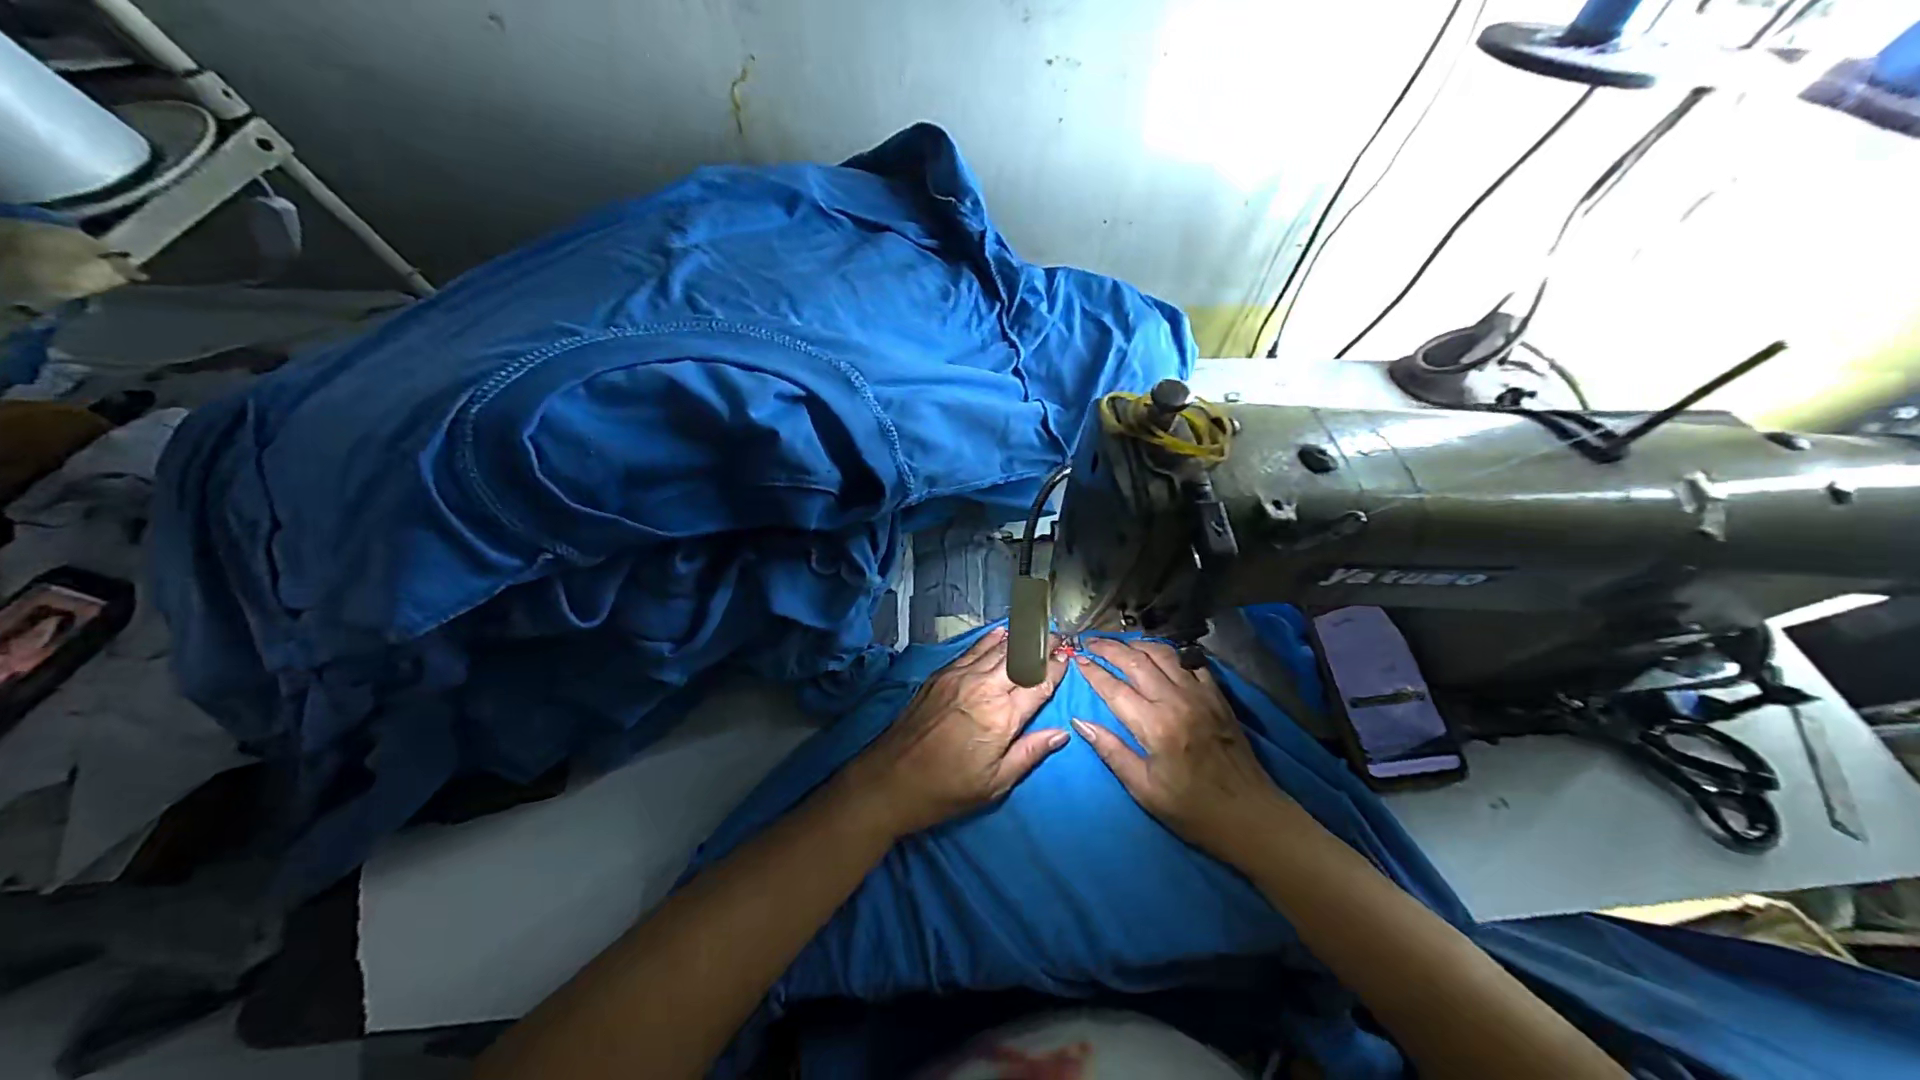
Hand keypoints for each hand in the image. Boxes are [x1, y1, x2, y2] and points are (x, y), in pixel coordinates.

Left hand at [833, 626, 1069, 838]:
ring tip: (1038, 628)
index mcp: (1002, 717)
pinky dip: (991, 640)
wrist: (889, 780)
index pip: (1039, 684)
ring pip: (997, 648)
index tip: (1070, 656)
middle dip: (1043, 645)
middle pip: (1021, 658)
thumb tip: (1061, 733)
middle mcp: (983, 688)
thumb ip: (1030, 753)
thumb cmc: (946, 789)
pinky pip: (972, 650)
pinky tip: (1001, 633)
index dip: (1056, 668)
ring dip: (1020, 637)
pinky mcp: (940, 675)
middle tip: (1060, 637)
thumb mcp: (995, 783)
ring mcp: (959, 677)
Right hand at [1071, 639, 1290, 861]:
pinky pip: (1190, 662)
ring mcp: (1200, 695)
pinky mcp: (1217, 696)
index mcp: (1155, 726)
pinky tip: (1158, 653)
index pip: (1115, 688)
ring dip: (1138, 644)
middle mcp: (1177, 701)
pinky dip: (1170, 652)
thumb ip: (1111, 751)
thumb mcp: (1144, 789)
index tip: (1077, 660)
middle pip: (1137, 661)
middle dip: (1110, 648)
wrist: (1251, 815)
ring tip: (1119, 643)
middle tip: (1090, 642)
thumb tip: (1080, 722)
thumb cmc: (1192, 809)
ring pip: (1163, 654)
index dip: (1093, 672)